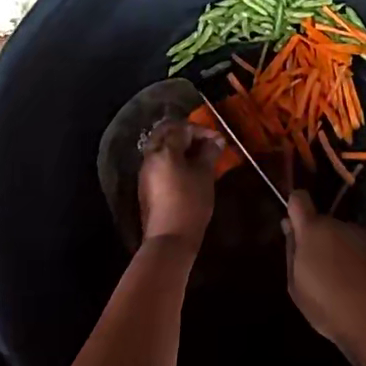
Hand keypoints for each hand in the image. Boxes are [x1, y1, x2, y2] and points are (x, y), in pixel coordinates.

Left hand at [137, 118, 225, 244]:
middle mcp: (150, 157)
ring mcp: (146, 172)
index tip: (218, 140)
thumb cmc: (190, 201)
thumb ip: (209, 153)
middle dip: (185, 133)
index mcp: (164, 151)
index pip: (182, 129)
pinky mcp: (147, 185)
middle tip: (204, 140)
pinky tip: (188, 167)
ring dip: (178, 145)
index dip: (202, 131)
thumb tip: (216, 140)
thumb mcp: (205, 174)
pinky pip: (159, 161)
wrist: (170, 236)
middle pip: (164, 133)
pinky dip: (173, 157)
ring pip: (160, 147)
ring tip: (198, 154)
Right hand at [282, 190, 365, 349]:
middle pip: (322, 223)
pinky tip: (354, 282)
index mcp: (313, 229)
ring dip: (336, 248)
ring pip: (340, 235)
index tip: (293, 224)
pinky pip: (356, 246)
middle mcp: (338, 224)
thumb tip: (289, 225)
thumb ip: (292, 249)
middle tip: (315, 269)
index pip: (299, 200)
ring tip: (337, 280)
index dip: (294, 207)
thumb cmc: (325, 302)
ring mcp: (360, 233)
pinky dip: (353, 257)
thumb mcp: (295, 283)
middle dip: (317, 239)